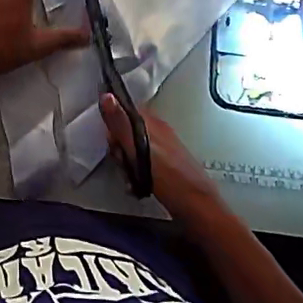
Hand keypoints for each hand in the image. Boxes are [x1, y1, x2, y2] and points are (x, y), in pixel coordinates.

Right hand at [100, 92, 222, 217]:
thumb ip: (120, 123)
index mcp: (152, 122)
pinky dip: (136, 172)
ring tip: (130, 177)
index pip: (124, 110)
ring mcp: (162, 148)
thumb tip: (106, 96)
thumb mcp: (138, 148)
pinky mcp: (164, 165)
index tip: (112, 141)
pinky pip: (141, 162)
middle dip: (119, 147)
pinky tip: (137, 184)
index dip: (113, 124)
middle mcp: (157, 131)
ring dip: (126, 163)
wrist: (196, 206)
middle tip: (123, 162)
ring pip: (132, 149)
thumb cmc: (168, 177)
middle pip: (126, 131)